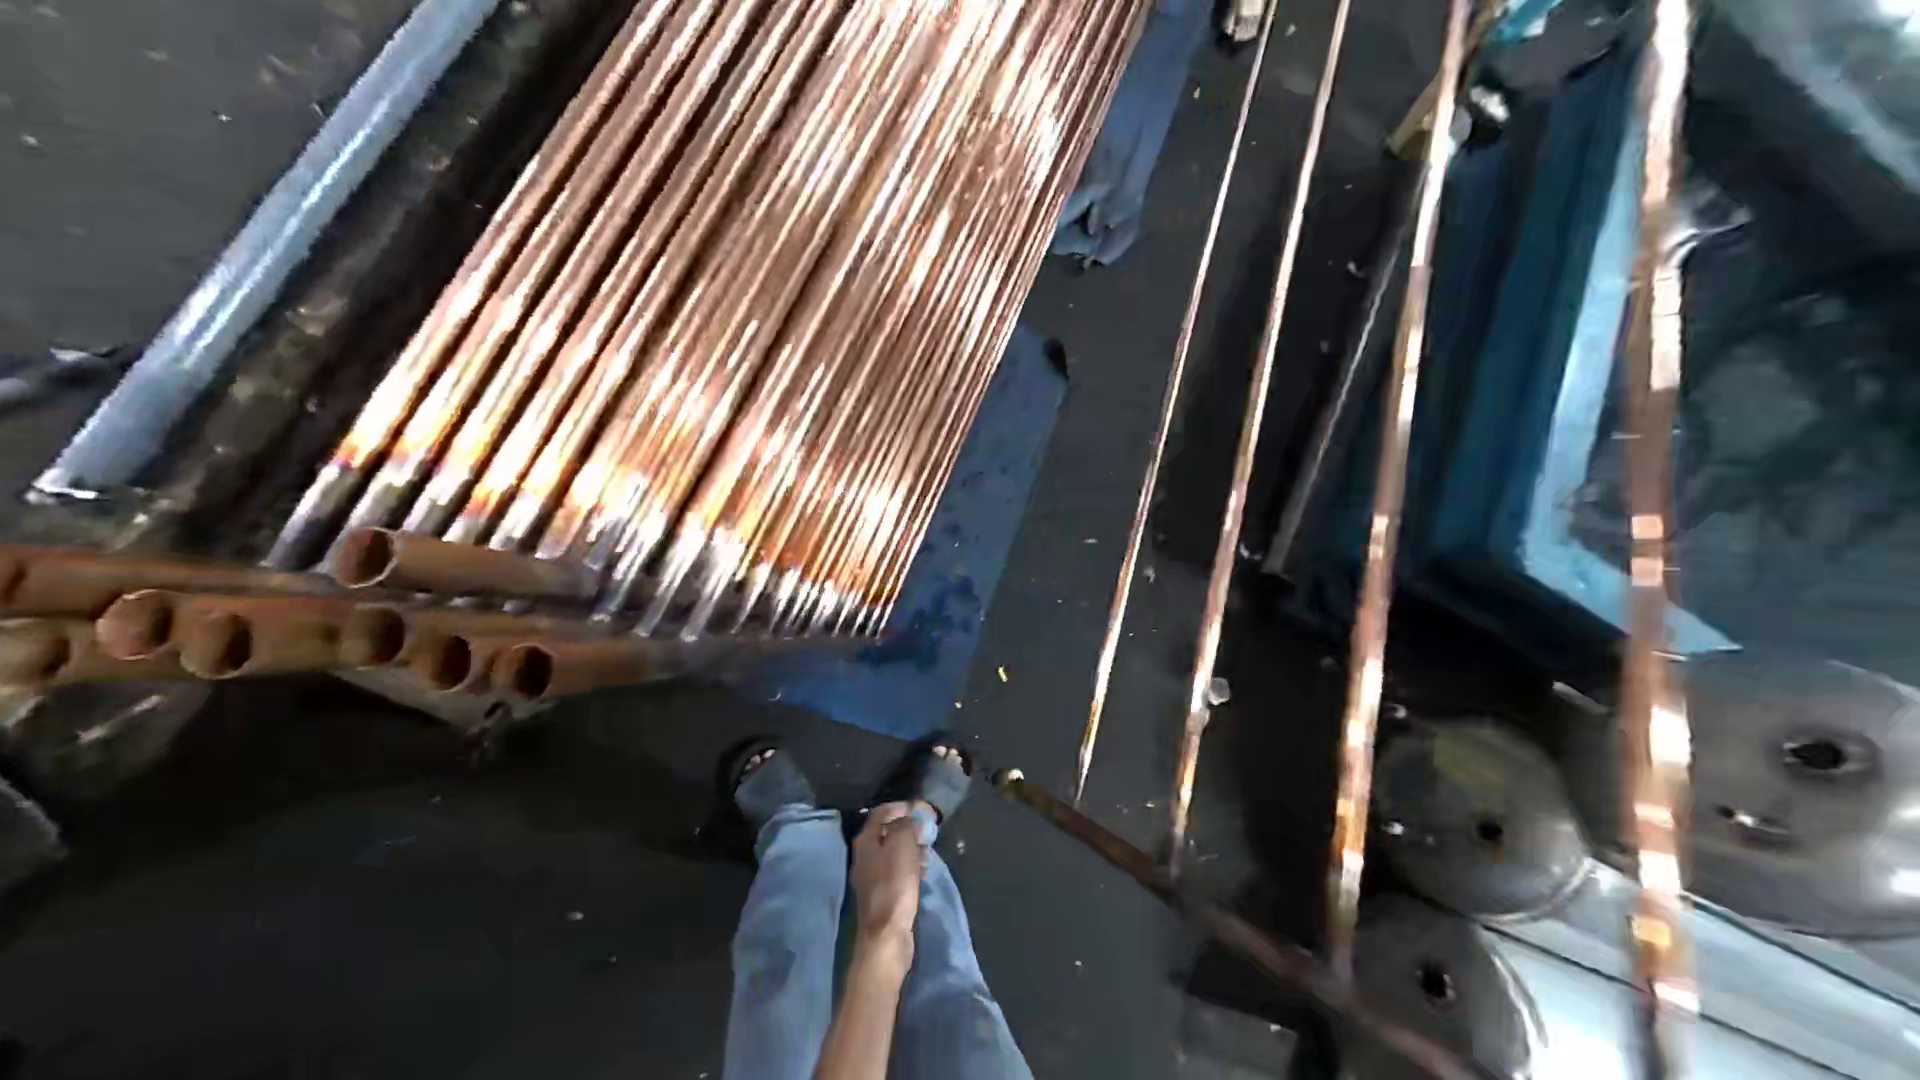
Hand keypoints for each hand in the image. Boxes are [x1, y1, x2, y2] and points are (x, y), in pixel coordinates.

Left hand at [849, 801, 926, 966]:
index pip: (882, 812)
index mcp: (865, 840)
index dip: (902, 806)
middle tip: (927, 832)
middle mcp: (864, 854)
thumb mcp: (902, 846)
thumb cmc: (894, 885)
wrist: (886, 934)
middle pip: (887, 831)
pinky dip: (909, 866)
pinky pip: (896, 870)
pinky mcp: (881, 893)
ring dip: (911, 848)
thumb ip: (907, 825)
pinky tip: (921, 872)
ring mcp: (871, 875)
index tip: (922, 810)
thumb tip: (911, 816)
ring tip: (927, 852)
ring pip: (893, 851)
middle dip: (909, 828)